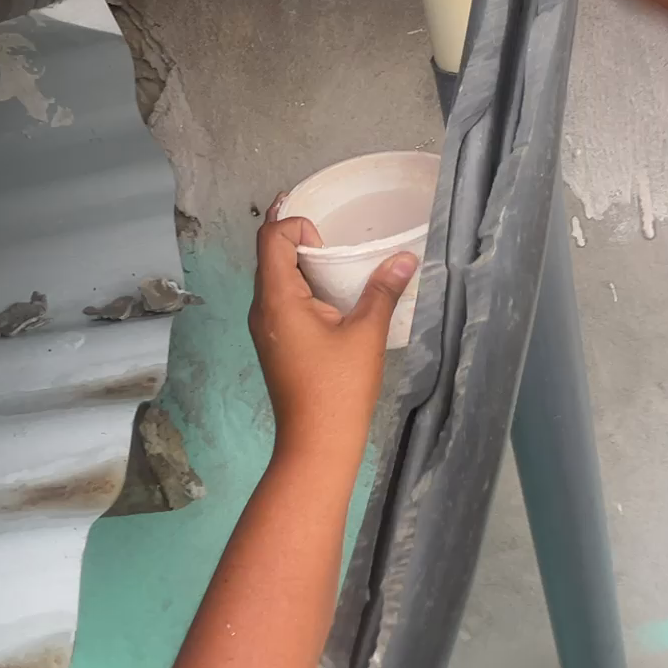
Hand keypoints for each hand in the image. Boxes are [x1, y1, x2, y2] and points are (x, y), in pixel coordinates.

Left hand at [248, 198, 416, 453]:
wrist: (316, 443)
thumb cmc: (339, 388)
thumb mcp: (366, 334)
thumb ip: (383, 290)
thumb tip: (404, 257)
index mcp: (277, 299)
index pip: (270, 238)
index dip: (295, 224)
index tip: (328, 243)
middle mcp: (262, 308)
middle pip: (268, 254)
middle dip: (296, 237)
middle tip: (331, 234)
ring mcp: (265, 328)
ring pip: (274, 278)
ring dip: (299, 263)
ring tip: (334, 261)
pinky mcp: (275, 342)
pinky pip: (280, 299)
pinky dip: (300, 286)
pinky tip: (330, 296)